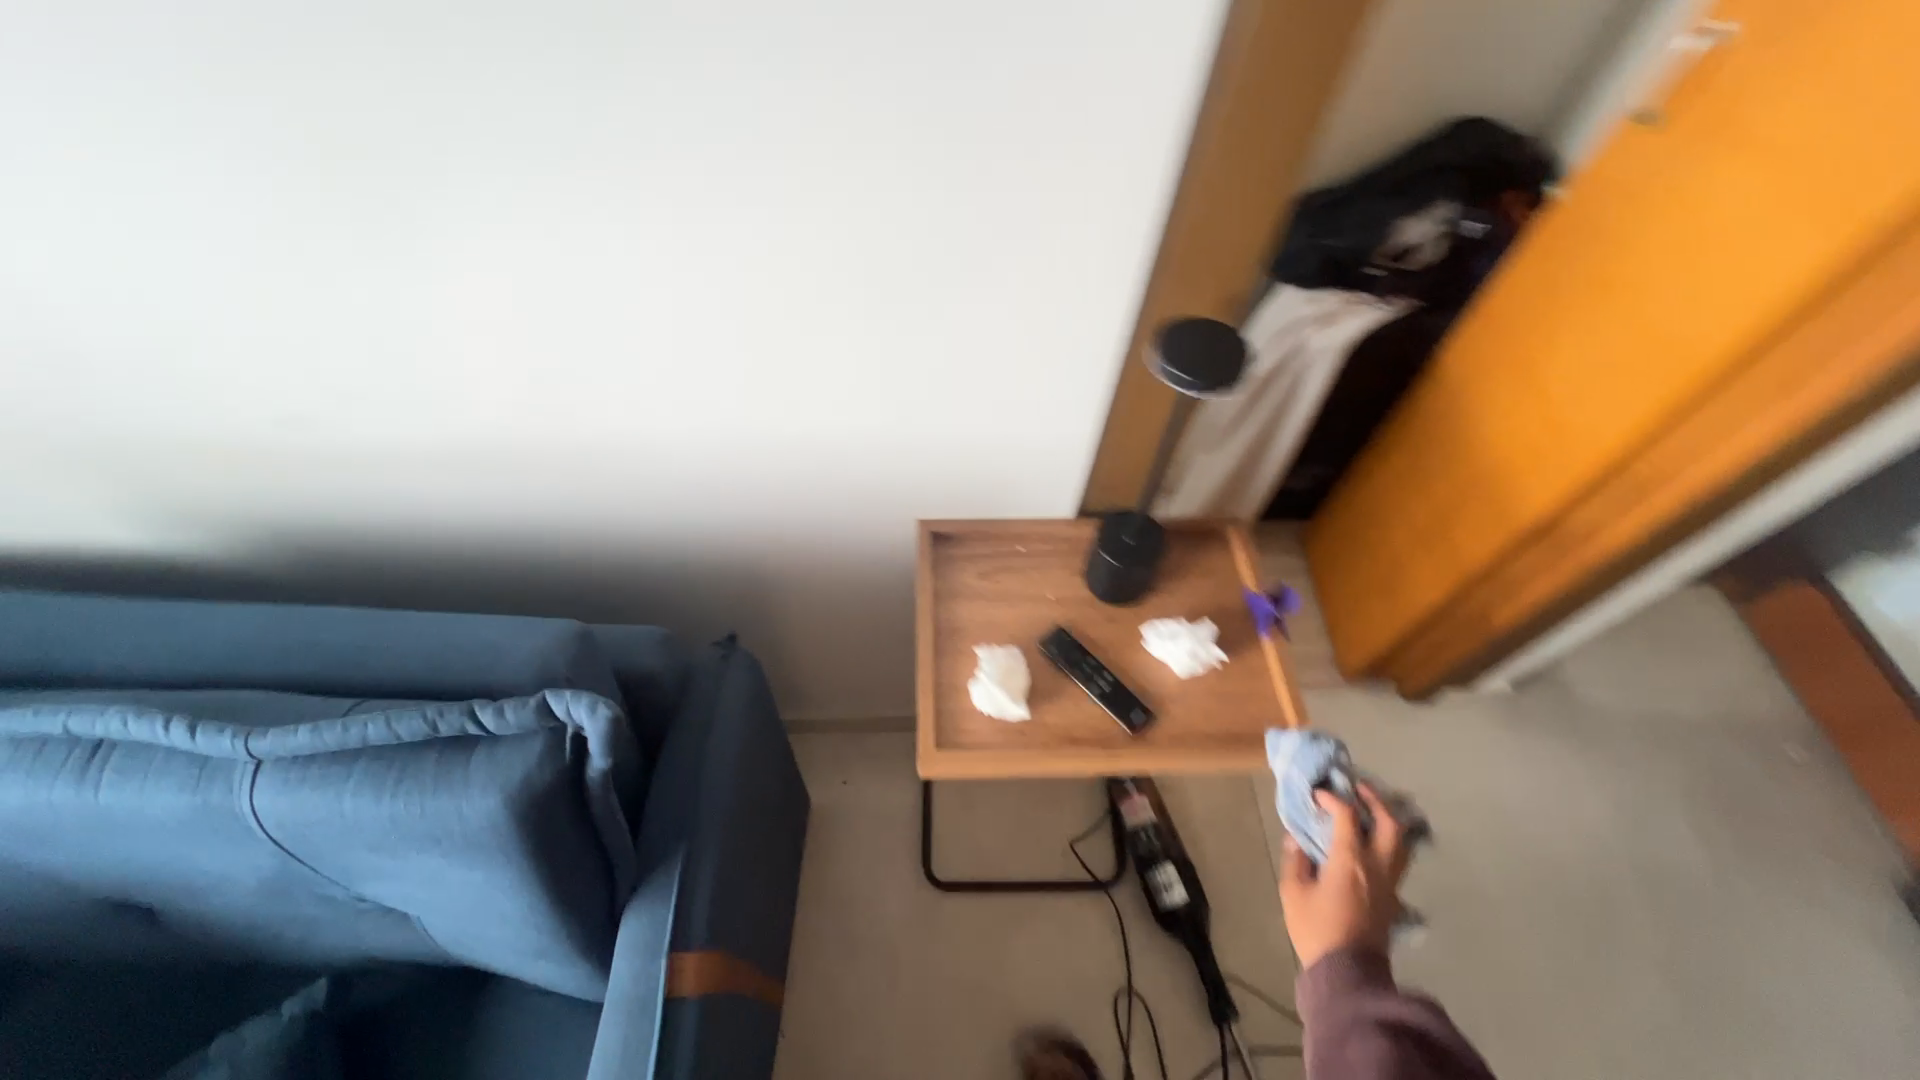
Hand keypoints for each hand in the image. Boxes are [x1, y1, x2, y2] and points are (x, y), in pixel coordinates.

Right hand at [1278, 784, 1411, 971]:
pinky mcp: (1393, 898)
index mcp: (1350, 859)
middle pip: (1390, 823)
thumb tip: (1297, 839)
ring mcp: (1390, 882)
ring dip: (1386, 820)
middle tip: (1357, 788)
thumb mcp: (1293, 892)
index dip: (1332, 798)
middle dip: (1375, 800)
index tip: (1317, 794)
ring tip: (1369, 811)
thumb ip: (1296, 859)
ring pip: (1400, 842)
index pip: (1347, 815)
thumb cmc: (1317, 929)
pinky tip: (1371, 842)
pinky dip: (1387, 841)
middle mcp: (1377, 865)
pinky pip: (1396, 859)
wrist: (1348, 972)